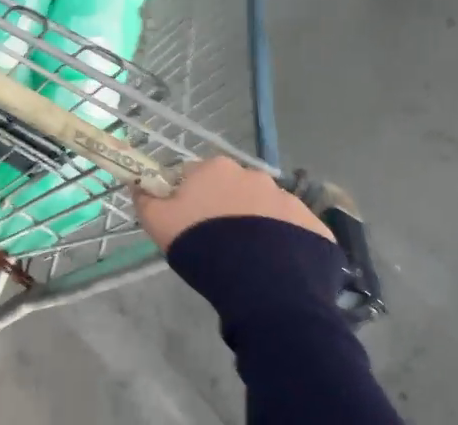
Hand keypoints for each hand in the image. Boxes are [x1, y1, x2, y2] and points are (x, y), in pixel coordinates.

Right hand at [135, 156, 333, 252]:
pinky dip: (286, 246)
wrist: (265, 290)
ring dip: (258, 227)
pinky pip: (296, 233)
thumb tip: (139, 185)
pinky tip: (277, 268)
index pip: (195, 175)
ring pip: (266, 211)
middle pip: (234, 189)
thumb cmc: (203, 246)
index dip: (189, 197)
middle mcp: (255, 176)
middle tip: (219, 241)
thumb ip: (144, 199)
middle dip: (226, 209)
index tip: (187, 220)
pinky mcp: (318, 230)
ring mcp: (291, 202)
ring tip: (251, 261)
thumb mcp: (157, 223)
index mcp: (216, 168)